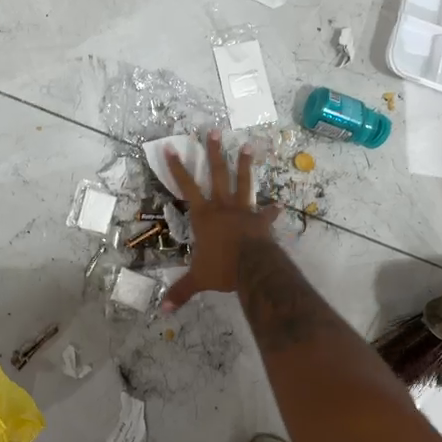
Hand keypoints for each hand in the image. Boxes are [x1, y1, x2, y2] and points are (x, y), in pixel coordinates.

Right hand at [161, 130, 281, 312]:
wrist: (254, 268)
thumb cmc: (222, 269)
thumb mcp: (198, 279)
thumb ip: (181, 291)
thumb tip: (162, 310)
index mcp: (203, 216)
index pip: (186, 186)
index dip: (177, 167)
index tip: (171, 146)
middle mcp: (222, 207)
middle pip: (216, 174)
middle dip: (213, 152)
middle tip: (214, 131)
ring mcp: (243, 211)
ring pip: (242, 182)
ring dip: (244, 165)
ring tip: (248, 146)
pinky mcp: (261, 221)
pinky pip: (267, 213)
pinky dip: (272, 210)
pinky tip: (279, 204)